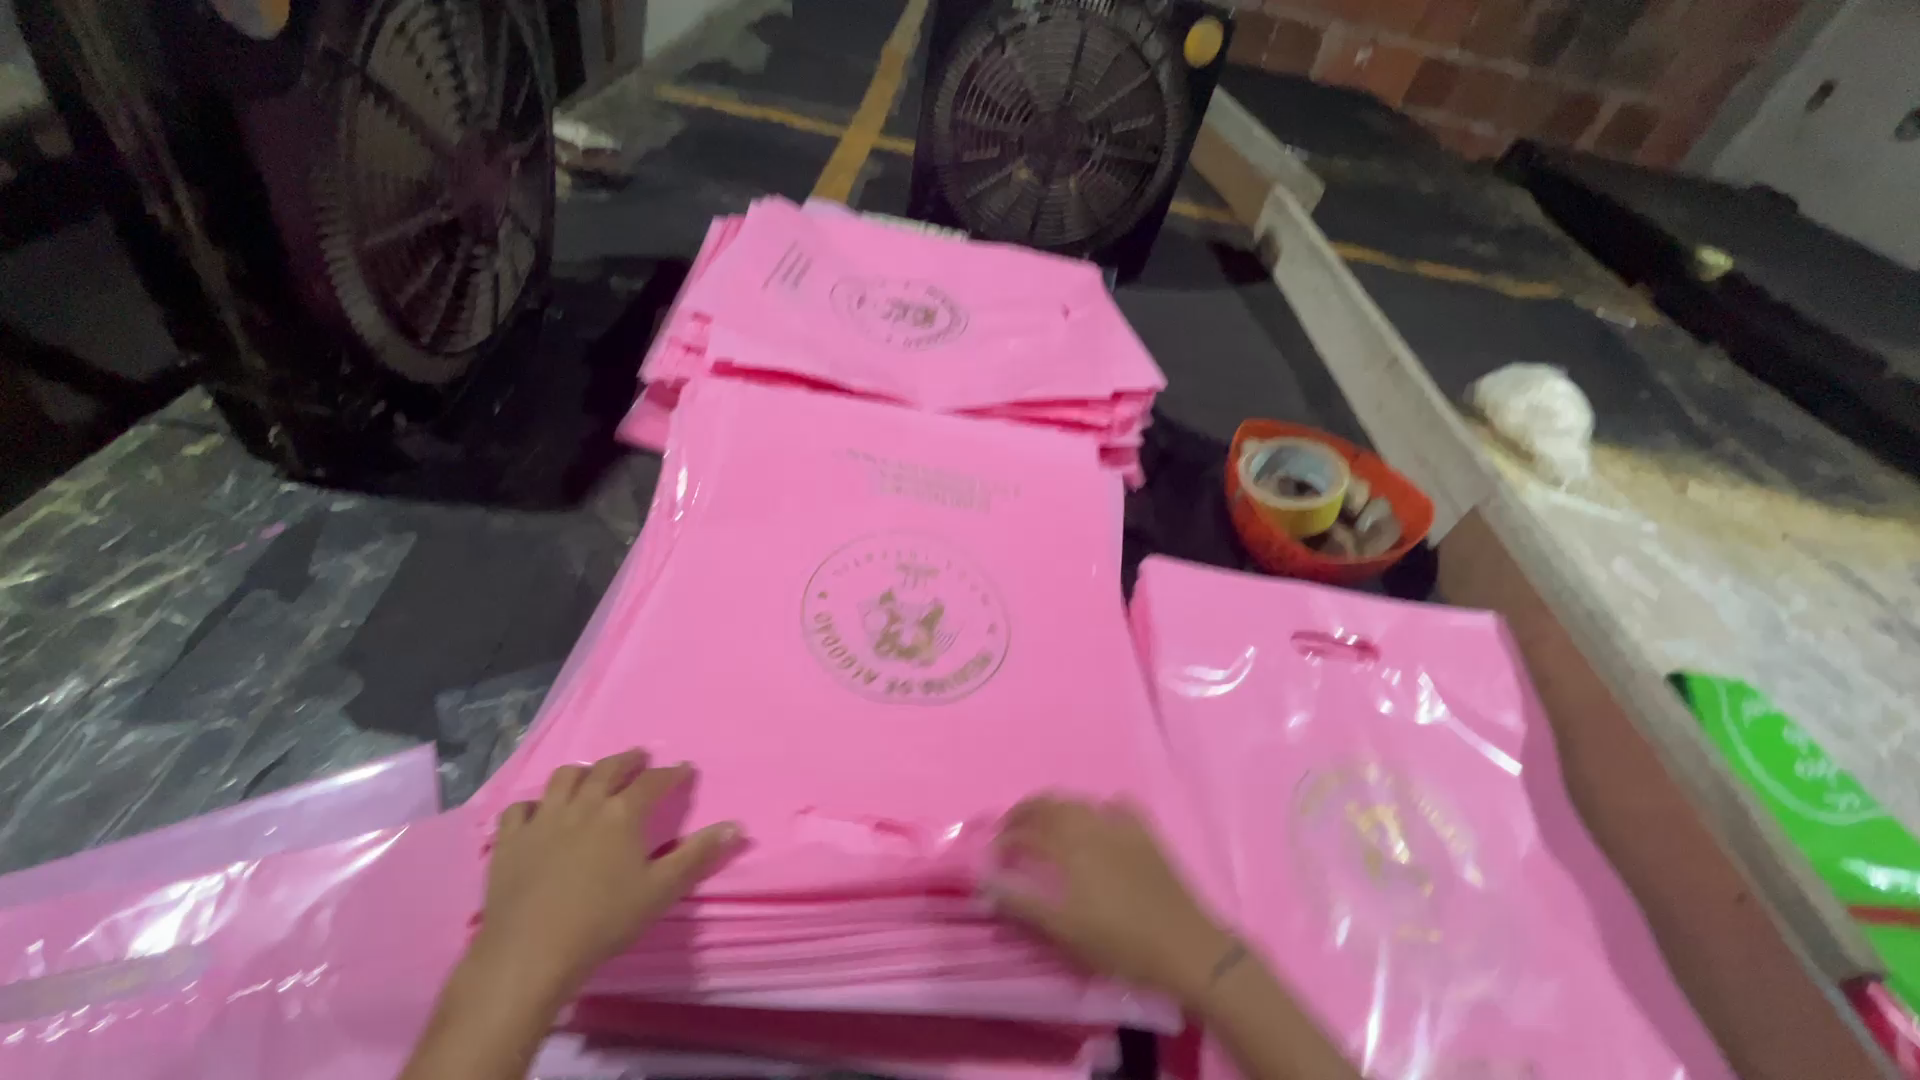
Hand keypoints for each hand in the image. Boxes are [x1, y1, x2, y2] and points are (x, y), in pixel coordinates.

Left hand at [474, 750, 742, 999]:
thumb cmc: (604, 921)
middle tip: (639, 759)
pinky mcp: (509, 840)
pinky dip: (533, 805)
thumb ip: (697, 855)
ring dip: (583, 772)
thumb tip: (736, 826)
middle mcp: (584, 805)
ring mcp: (542, 819)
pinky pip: (519, 809)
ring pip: (563, 778)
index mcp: (622, 814)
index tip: (684, 769)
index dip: (671, 773)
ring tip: (591, 776)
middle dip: (628, 761)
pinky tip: (538, 812)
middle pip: (607, 769)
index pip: (653, 782)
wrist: (530, 952)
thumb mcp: (661, 890)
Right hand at [988, 795, 1233, 1004]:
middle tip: (1010, 830)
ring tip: (1046, 826)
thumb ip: (1020, 901)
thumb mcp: (1063, 929)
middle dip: (1024, 813)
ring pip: (1079, 802)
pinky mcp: (1146, 833)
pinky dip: (1098, 808)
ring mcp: (1122, 824)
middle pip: (1049, 804)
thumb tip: (985, 878)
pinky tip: (1098, 821)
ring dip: (1055, 808)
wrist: (1184, 947)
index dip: (1004, 839)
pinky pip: (1116, 806)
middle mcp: (1091, 823)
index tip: (993, 855)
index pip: (1025, 830)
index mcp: (1068, 844)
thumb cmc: (1119, 942)